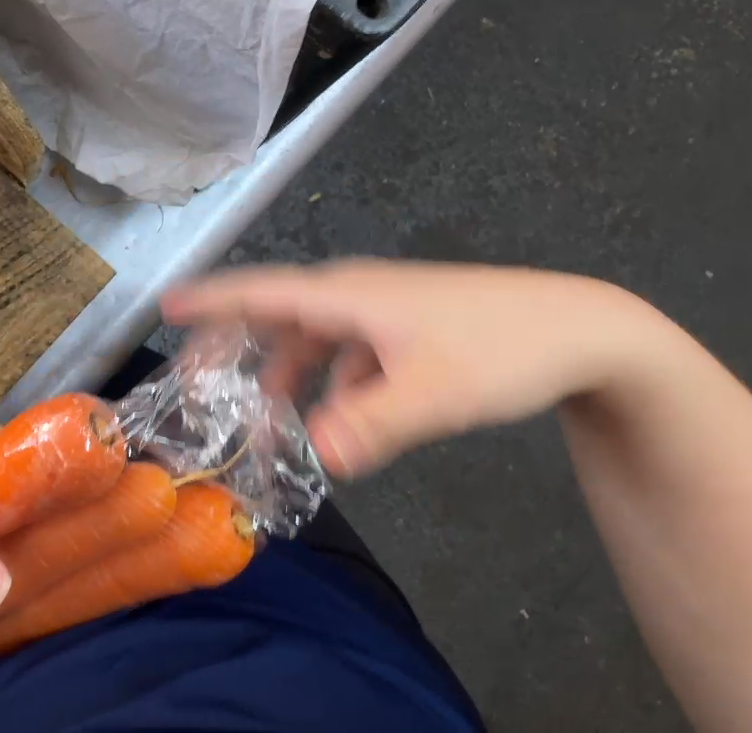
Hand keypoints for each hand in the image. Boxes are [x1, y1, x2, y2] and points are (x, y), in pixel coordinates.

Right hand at [161, 260, 685, 477]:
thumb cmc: (502, 349)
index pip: (258, 292)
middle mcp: (353, 293)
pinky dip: (328, 379)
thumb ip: (371, 426)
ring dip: (284, 372)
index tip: (164, 306)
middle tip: (201, 382)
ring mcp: (380, 308)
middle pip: (275, 314)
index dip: (209, 300)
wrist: (588, 329)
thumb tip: (317, 460)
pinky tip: (339, 414)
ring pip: (311, 336)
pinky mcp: (405, 326)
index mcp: (344, 296)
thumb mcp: (434, 395)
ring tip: (266, 414)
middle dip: (235, 347)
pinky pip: (346, 350)